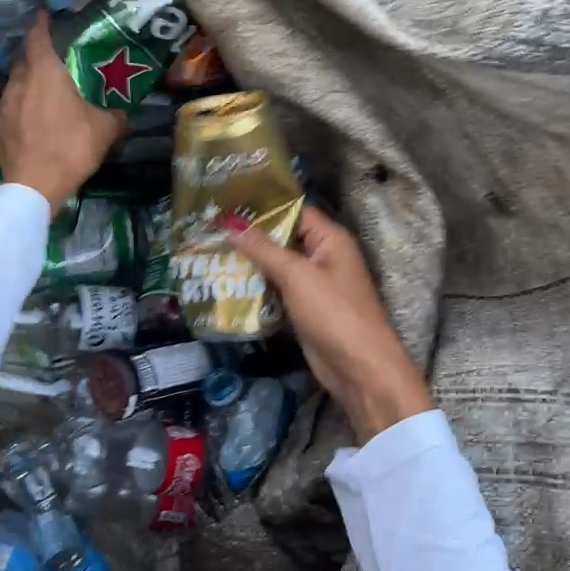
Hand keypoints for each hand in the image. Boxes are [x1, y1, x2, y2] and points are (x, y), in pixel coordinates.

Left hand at [0, 11, 126, 207]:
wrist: (35, 186)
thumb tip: (123, 114)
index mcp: (43, 72)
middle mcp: (18, 82)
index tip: (46, 15)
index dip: (42, 23)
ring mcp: (3, 106)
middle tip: (52, 61)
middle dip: (36, 57)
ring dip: (28, 86)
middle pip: (24, 60)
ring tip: (44, 94)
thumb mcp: (104, 130)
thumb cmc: (70, 147)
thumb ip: (115, 116)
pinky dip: (22, 110)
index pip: (37, 36)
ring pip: (15, 86)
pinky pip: (11, 110)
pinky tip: (33, 123)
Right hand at [226, 207, 433, 442]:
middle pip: (283, 239)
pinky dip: (257, 288)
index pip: (294, 211)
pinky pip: (278, 291)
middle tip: (211, 229)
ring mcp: (314, 285)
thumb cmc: (333, 313)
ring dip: (250, 264)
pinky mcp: (305, 310)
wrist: (358, 367)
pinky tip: (227, 284)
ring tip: (212, 253)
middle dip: (251, 237)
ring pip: (278, 267)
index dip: (263, 206)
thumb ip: (263, 249)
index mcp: (330, 240)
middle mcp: (323, 257)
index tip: (227, 203)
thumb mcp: (297, 275)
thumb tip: (231, 223)